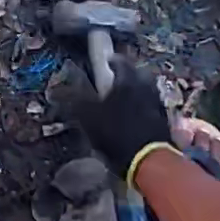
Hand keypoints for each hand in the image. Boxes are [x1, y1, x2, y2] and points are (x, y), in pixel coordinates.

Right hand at [66, 55, 171, 180]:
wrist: (147, 159)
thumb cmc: (115, 133)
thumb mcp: (88, 117)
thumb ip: (74, 100)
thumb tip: (56, 90)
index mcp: (128, 80)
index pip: (120, 62)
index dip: (112, 61)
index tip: (106, 62)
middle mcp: (146, 87)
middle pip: (136, 75)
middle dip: (125, 76)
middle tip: (115, 81)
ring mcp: (157, 104)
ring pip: (145, 91)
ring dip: (135, 93)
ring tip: (124, 101)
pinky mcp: (164, 121)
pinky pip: (150, 107)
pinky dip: (142, 108)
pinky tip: (135, 118)